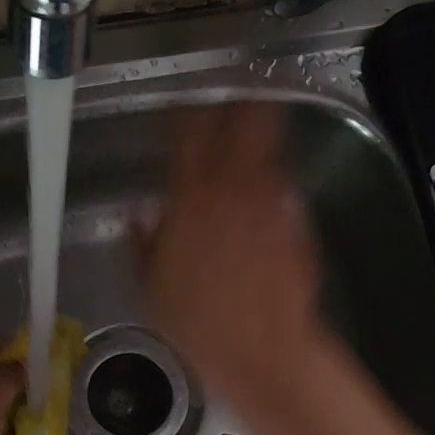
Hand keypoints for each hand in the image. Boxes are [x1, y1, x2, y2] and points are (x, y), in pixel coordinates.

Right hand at [137, 102, 326, 399]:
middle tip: (239, 83)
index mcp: (191, 200)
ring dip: (261, 132)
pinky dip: (273, 180)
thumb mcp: (151, 288)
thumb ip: (142, 244)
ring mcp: (272, 203)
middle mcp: (235, 190)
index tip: (177, 101)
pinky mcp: (297, 222)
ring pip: (270, 147)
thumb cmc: (199, 326)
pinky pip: (283, 187)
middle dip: (242, 95)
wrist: (263, 351)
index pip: (185, 133)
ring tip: (254, 122)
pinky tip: (265, 191)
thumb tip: (137, 219)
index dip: (181, 109)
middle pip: (244, 120)